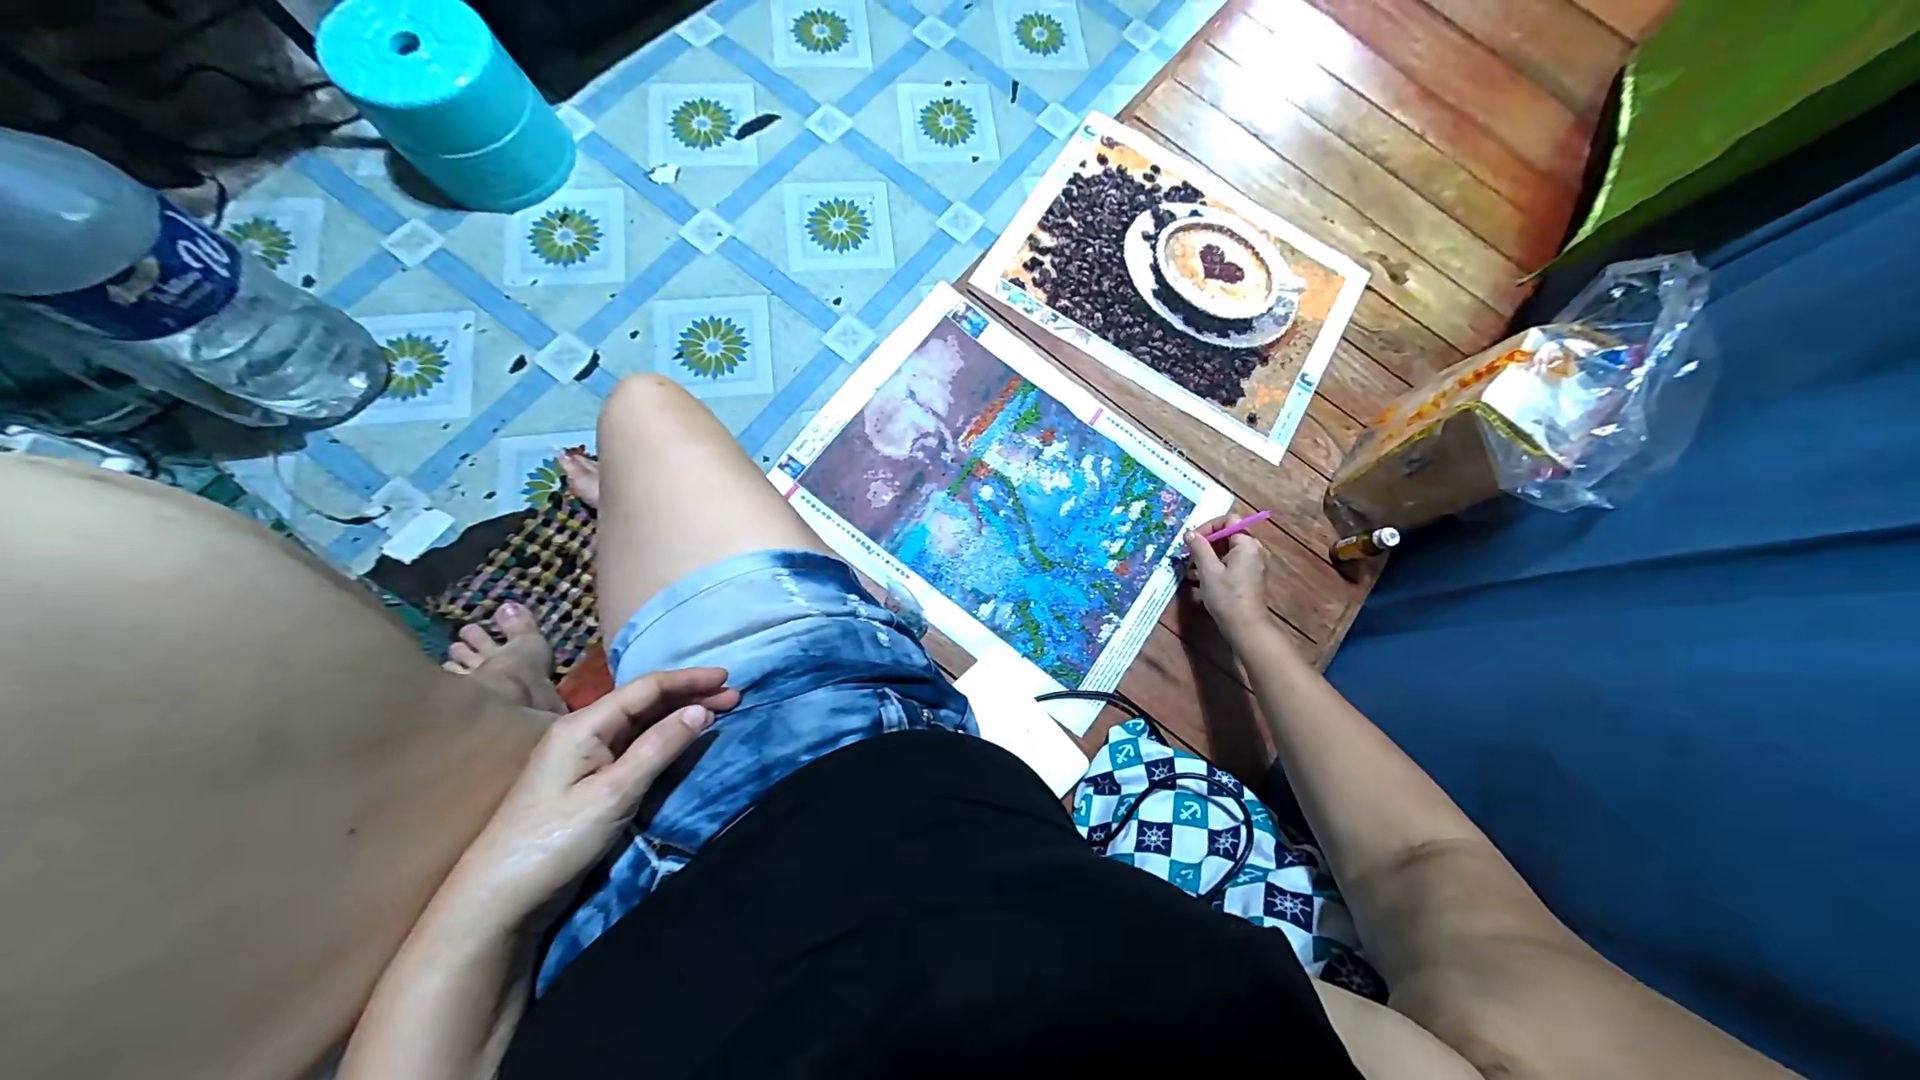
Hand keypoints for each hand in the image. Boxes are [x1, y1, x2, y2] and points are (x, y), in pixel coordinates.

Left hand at [430, 668, 739, 933]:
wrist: (497, 900)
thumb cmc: (556, 840)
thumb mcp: (614, 792)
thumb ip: (659, 747)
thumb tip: (700, 709)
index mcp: (584, 724)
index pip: (647, 688)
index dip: (689, 679)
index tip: (728, 678)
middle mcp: (583, 731)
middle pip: (645, 701)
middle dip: (690, 694)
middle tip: (733, 696)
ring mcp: (582, 756)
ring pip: (640, 722)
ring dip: (679, 714)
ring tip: (717, 711)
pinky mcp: (586, 780)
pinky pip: (633, 744)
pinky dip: (664, 736)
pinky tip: (681, 738)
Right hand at [1185, 515, 1269, 638]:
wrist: (1245, 626)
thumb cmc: (1226, 596)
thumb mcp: (1208, 570)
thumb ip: (1199, 547)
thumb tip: (1190, 533)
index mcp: (1247, 544)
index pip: (1228, 520)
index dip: (1208, 527)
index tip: (1191, 540)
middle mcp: (1254, 550)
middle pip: (1227, 535)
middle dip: (1205, 544)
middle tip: (1188, 556)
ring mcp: (1253, 564)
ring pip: (1227, 550)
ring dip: (1207, 556)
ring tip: (1191, 570)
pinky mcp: (1249, 576)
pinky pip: (1231, 562)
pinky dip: (1215, 566)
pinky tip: (1200, 579)